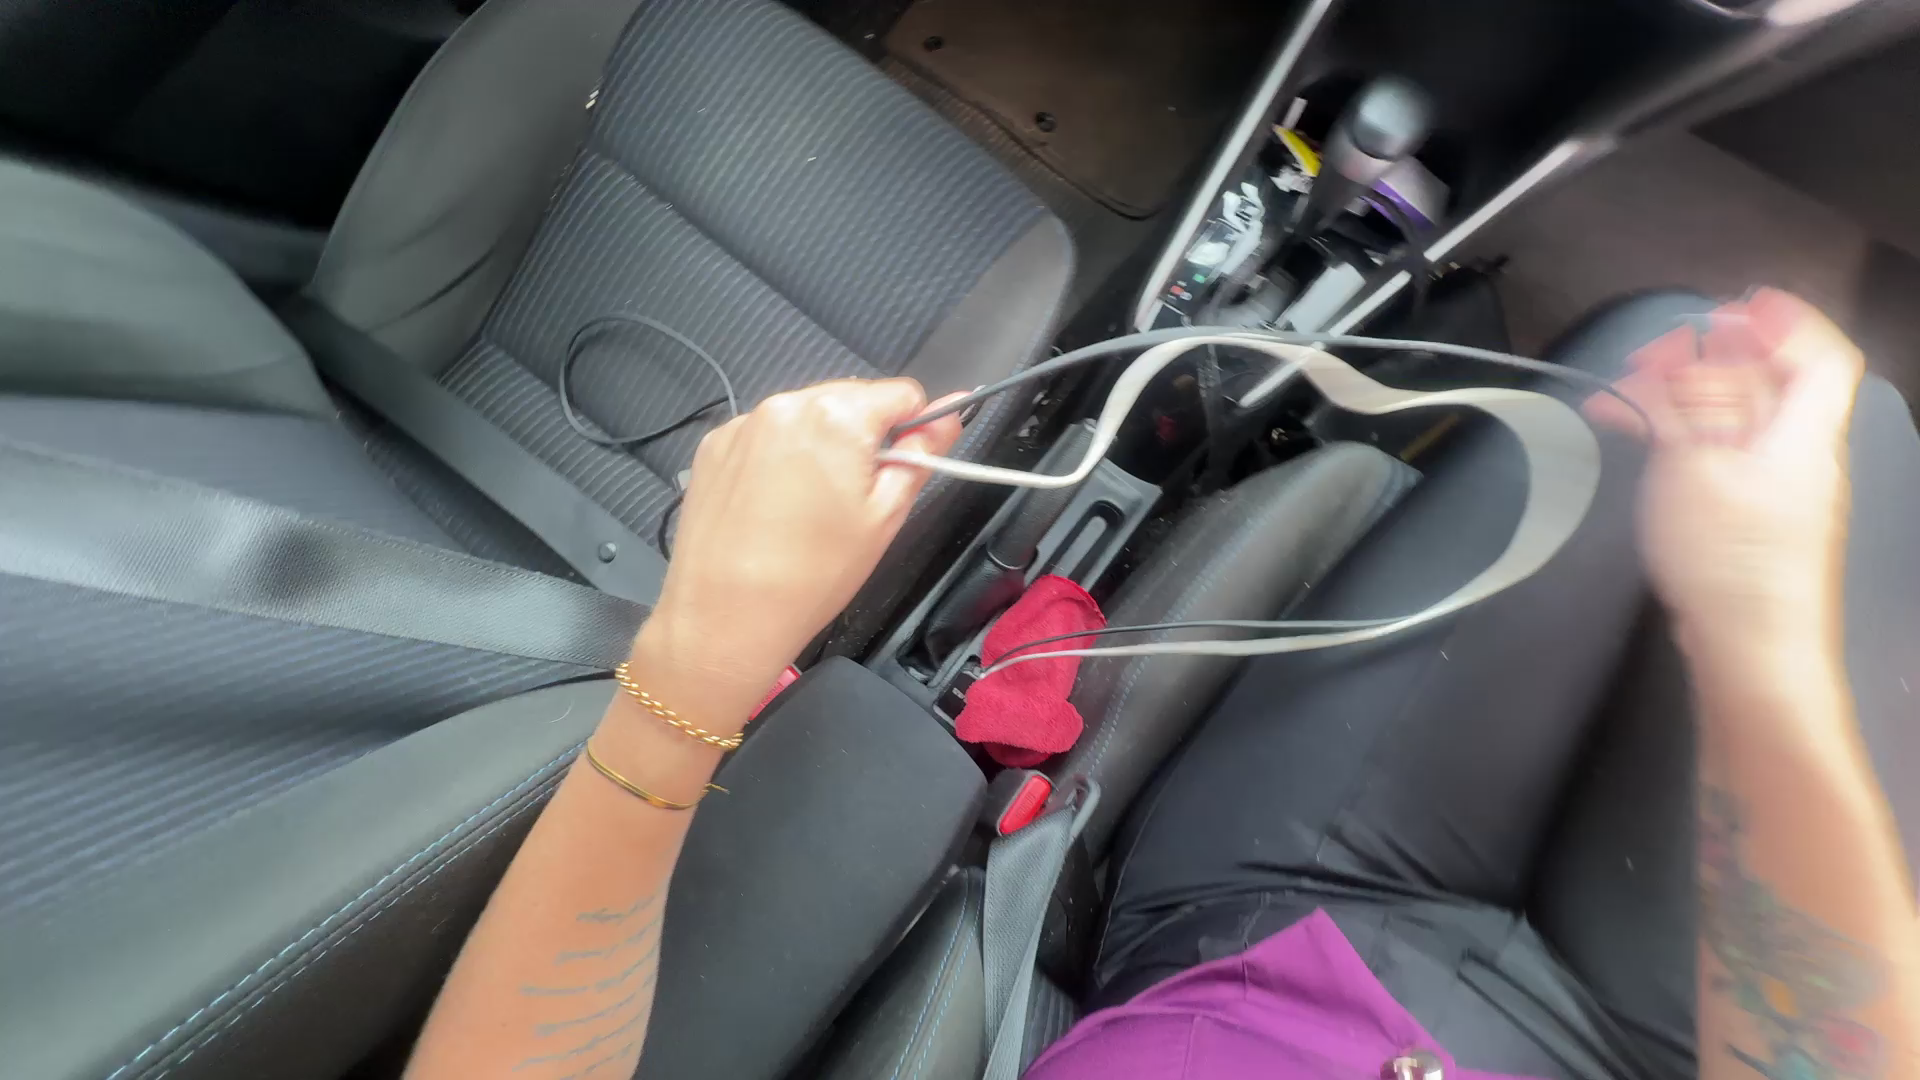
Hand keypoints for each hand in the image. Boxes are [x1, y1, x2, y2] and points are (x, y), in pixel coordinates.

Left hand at [638, 378, 962, 693]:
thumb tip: (953, 412)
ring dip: (821, 444)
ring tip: (809, 505)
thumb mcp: (886, 515)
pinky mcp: (713, 445)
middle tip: (853, 498)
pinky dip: (780, 456)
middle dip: (863, 436)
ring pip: (807, 416)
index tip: (899, 471)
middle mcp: (787, 402)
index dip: (913, 429)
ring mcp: (743, 422)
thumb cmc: (818, 570)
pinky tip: (772, 504)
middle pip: (850, 399)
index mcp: (838, 415)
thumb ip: (923, 454)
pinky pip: (766, 434)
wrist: (725, 615)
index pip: (901, 394)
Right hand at [1587, 289, 1862, 666]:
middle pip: (1771, 386)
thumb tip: (1675, 369)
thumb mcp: (1696, 469)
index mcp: (1800, 434)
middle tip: (1652, 354)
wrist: (1750, 634)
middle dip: (1716, 358)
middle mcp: (1796, 451)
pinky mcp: (1743, 512)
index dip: (1784, 324)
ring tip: (1629, 396)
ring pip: (1738, 419)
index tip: (1737, 304)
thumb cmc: (1727, 551)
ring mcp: (1771, 484)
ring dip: (1689, 396)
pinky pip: (1720, 451)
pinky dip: (1684, 432)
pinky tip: (1649, 439)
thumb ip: (1685, 413)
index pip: (1815, 359)